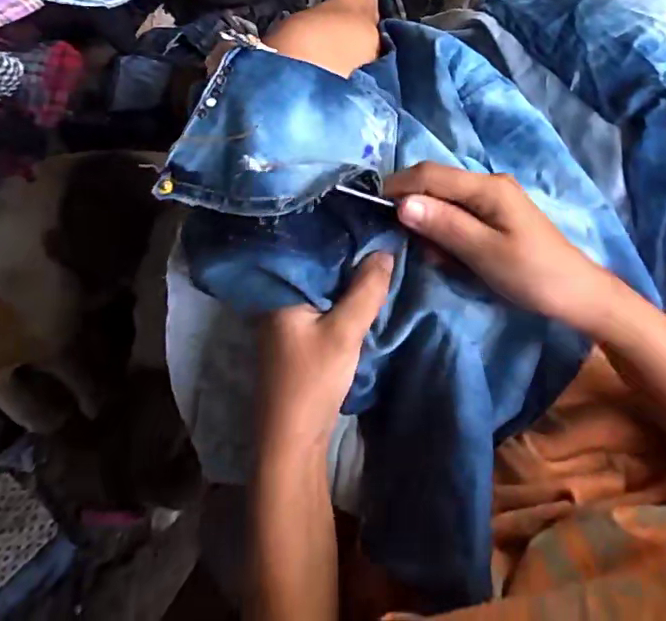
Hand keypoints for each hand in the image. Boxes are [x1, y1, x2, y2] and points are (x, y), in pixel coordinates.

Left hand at [255, 251, 393, 453]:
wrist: (292, 443)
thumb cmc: (312, 381)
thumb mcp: (345, 332)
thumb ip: (366, 290)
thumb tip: (387, 250)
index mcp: (279, 292)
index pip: (312, 248)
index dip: (343, 235)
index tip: (374, 222)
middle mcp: (279, 300)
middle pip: (320, 268)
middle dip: (350, 257)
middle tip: (384, 237)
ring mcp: (288, 321)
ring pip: (325, 288)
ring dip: (349, 280)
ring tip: (382, 257)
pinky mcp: (300, 337)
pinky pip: (326, 305)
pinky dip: (345, 299)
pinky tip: (368, 292)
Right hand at [384, 162, 626, 334]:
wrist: (577, 294)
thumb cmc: (532, 275)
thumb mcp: (484, 253)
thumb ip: (444, 225)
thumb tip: (402, 203)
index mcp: (488, 187)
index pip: (430, 174)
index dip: (399, 186)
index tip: (373, 209)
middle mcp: (489, 184)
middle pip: (437, 185)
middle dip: (417, 211)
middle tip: (417, 247)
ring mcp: (494, 199)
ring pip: (446, 202)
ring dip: (434, 227)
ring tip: (442, 260)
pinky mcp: (496, 216)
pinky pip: (460, 216)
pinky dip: (449, 235)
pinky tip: (456, 259)